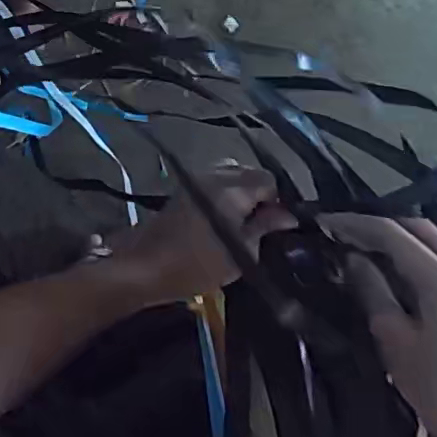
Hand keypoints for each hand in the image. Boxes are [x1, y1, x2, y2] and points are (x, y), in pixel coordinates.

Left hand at [110, 159, 296, 301]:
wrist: (148, 265)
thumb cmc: (199, 265)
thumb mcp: (242, 251)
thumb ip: (265, 226)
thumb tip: (287, 215)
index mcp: (230, 189)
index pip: (267, 179)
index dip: (279, 199)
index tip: (282, 221)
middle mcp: (211, 176)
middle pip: (247, 172)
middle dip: (261, 192)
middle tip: (266, 222)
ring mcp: (193, 180)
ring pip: (228, 174)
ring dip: (241, 191)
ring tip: (247, 221)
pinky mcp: (181, 189)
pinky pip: (211, 181)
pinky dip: (224, 193)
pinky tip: (227, 216)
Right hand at [321, 214, 436, 436]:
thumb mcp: (394, 341)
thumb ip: (372, 290)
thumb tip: (354, 258)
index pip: (395, 234)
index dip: (354, 223)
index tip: (322, 222)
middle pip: (426, 231)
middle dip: (382, 225)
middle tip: (345, 231)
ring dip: (406, 241)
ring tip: (369, 250)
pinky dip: (427, 260)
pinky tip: (405, 276)